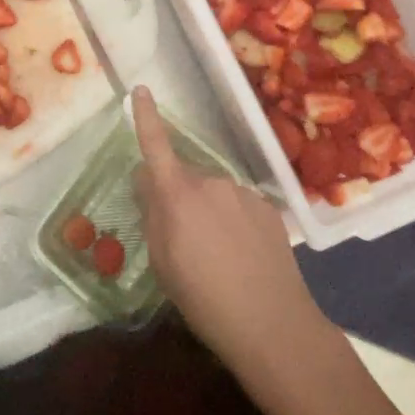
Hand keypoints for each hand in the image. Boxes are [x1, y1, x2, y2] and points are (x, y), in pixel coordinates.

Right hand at [131, 86, 323, 364]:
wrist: (273, 325)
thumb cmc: (203, 298)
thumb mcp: (161, 262)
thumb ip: (152, 214)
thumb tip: (147, 181)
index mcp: (177, 194)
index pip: (155, 145)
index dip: (146, 116)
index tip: (141, 89)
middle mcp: (210, 182)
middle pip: (184, 178)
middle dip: (178, 197)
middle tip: (180, 241)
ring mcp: (243, 193)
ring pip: (213, 193)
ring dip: (207, 212)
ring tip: (216, 256)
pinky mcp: (268, 209)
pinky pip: (239, 207)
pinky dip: (234, 223)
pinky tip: (242, 257)